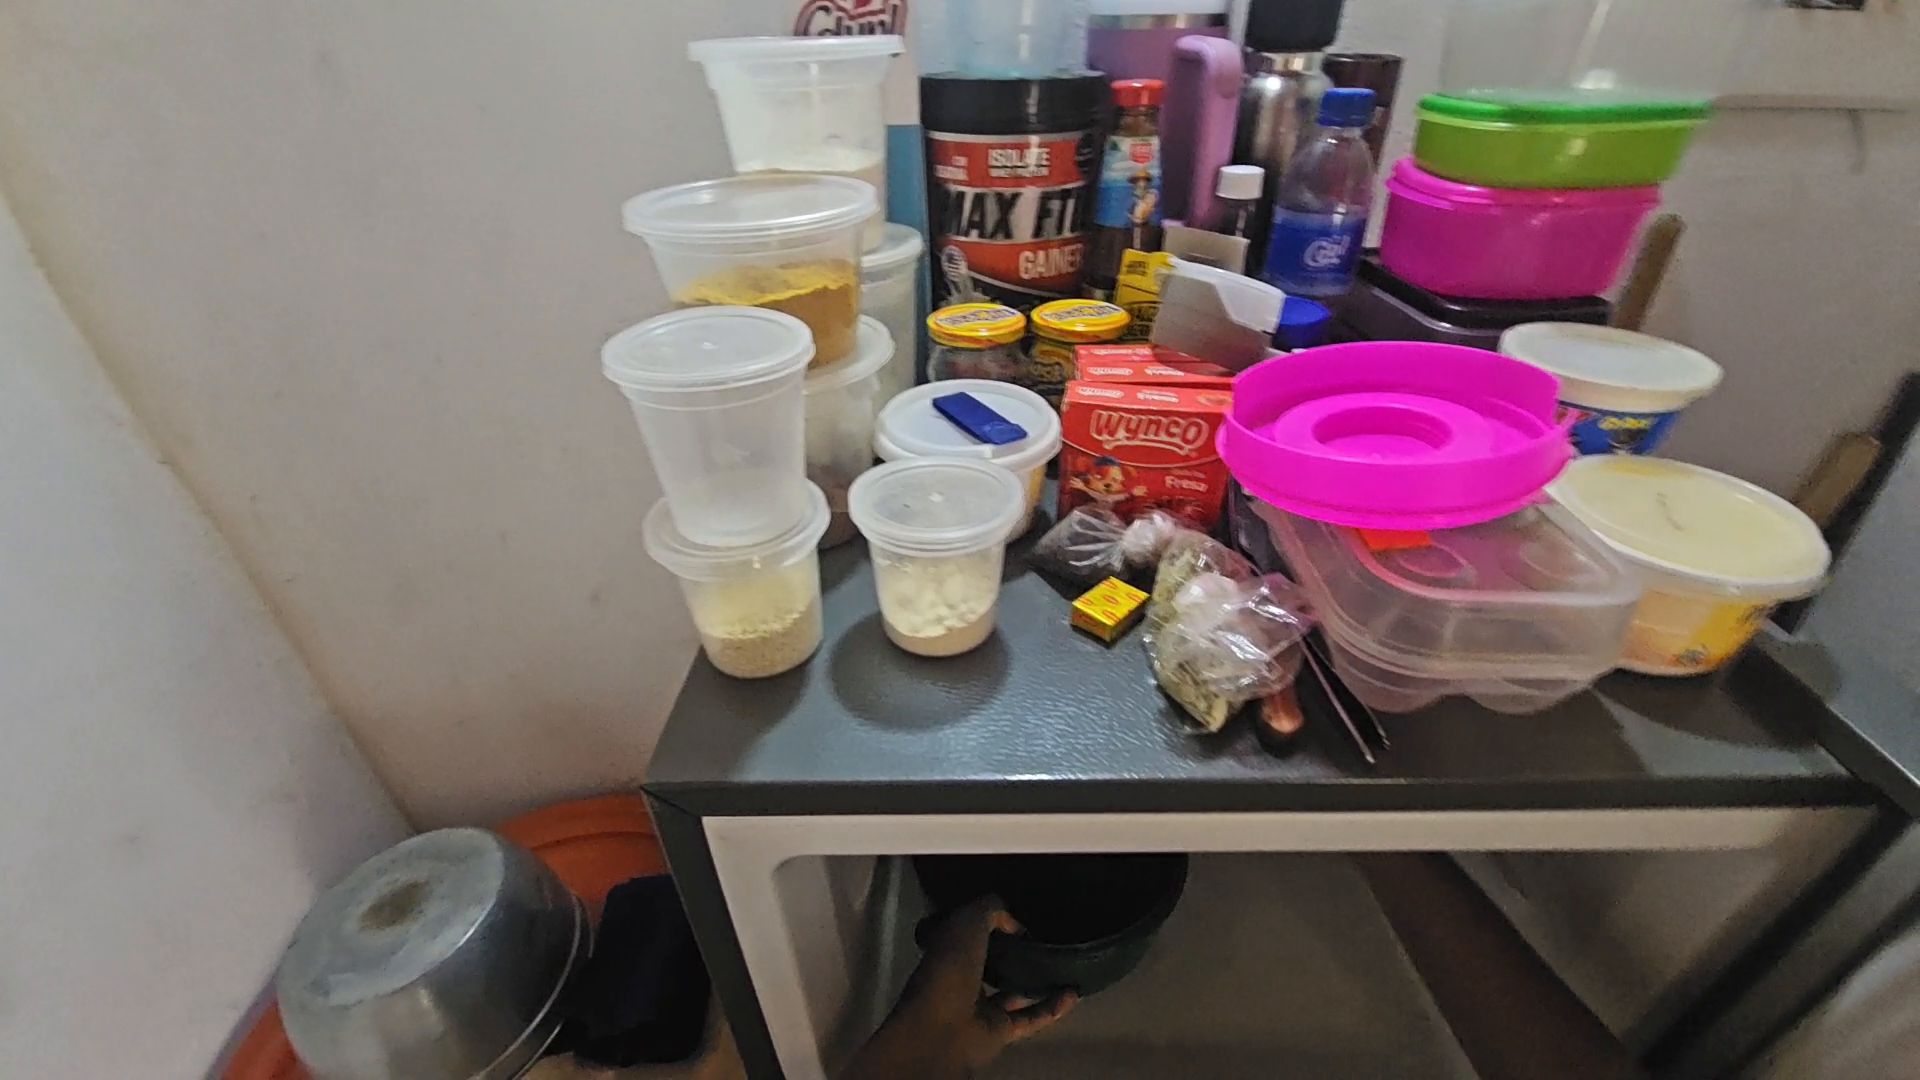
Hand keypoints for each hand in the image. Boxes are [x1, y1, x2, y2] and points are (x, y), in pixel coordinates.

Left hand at [843, 898, 1076, 1079]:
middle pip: (992, 957)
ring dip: (1036, 978)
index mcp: (949, 944)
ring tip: (1061, 962)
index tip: (1016, 910)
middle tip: (1042, 936)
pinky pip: (1030, 1016)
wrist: (943, 1028)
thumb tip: (1014, 922)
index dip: (991, 916)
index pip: (971, 926)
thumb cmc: (950, 966)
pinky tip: (1072, 993)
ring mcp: (981, 1004)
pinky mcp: (999, 1030)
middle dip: (1014, 948)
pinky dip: (1052, 1007)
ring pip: (1013, 989)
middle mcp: (963, 973)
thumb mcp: (968, 920)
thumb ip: (992, 910)